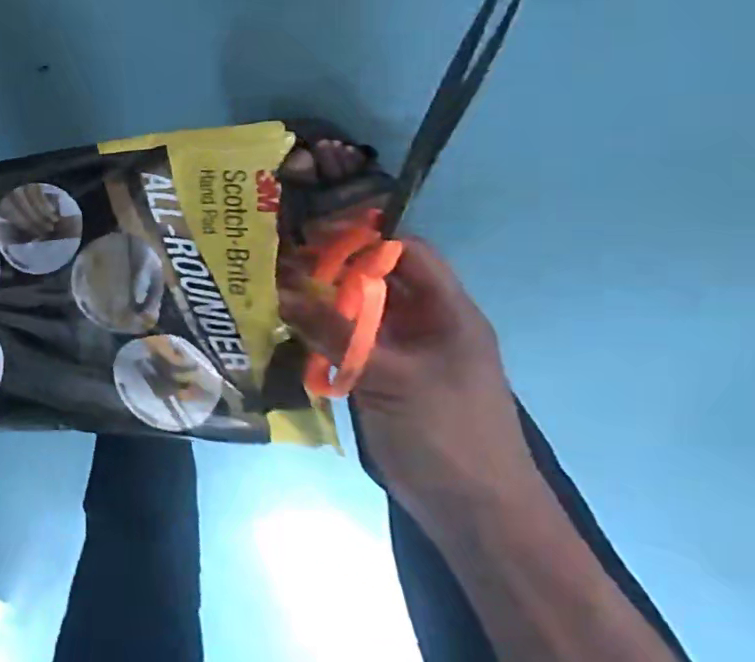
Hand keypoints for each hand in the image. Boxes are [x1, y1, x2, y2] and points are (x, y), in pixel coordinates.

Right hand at [281, 237, 535, 512]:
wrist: (478, 517)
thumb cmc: (448, 435)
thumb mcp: (390, 377)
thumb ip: (336, 333)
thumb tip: (282, 292)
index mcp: (446, 312)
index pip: (405, 252)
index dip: (363, 240)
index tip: (312, 237)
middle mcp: (425, 324)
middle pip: (377, 279)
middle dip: (332, 269)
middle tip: (281, 264)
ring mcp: (404, 353)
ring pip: (359, 311)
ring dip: (322, 301)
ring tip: (276, 293)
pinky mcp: (384, 378)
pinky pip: (350, 342)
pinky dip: (322, 332)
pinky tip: (289, 330)